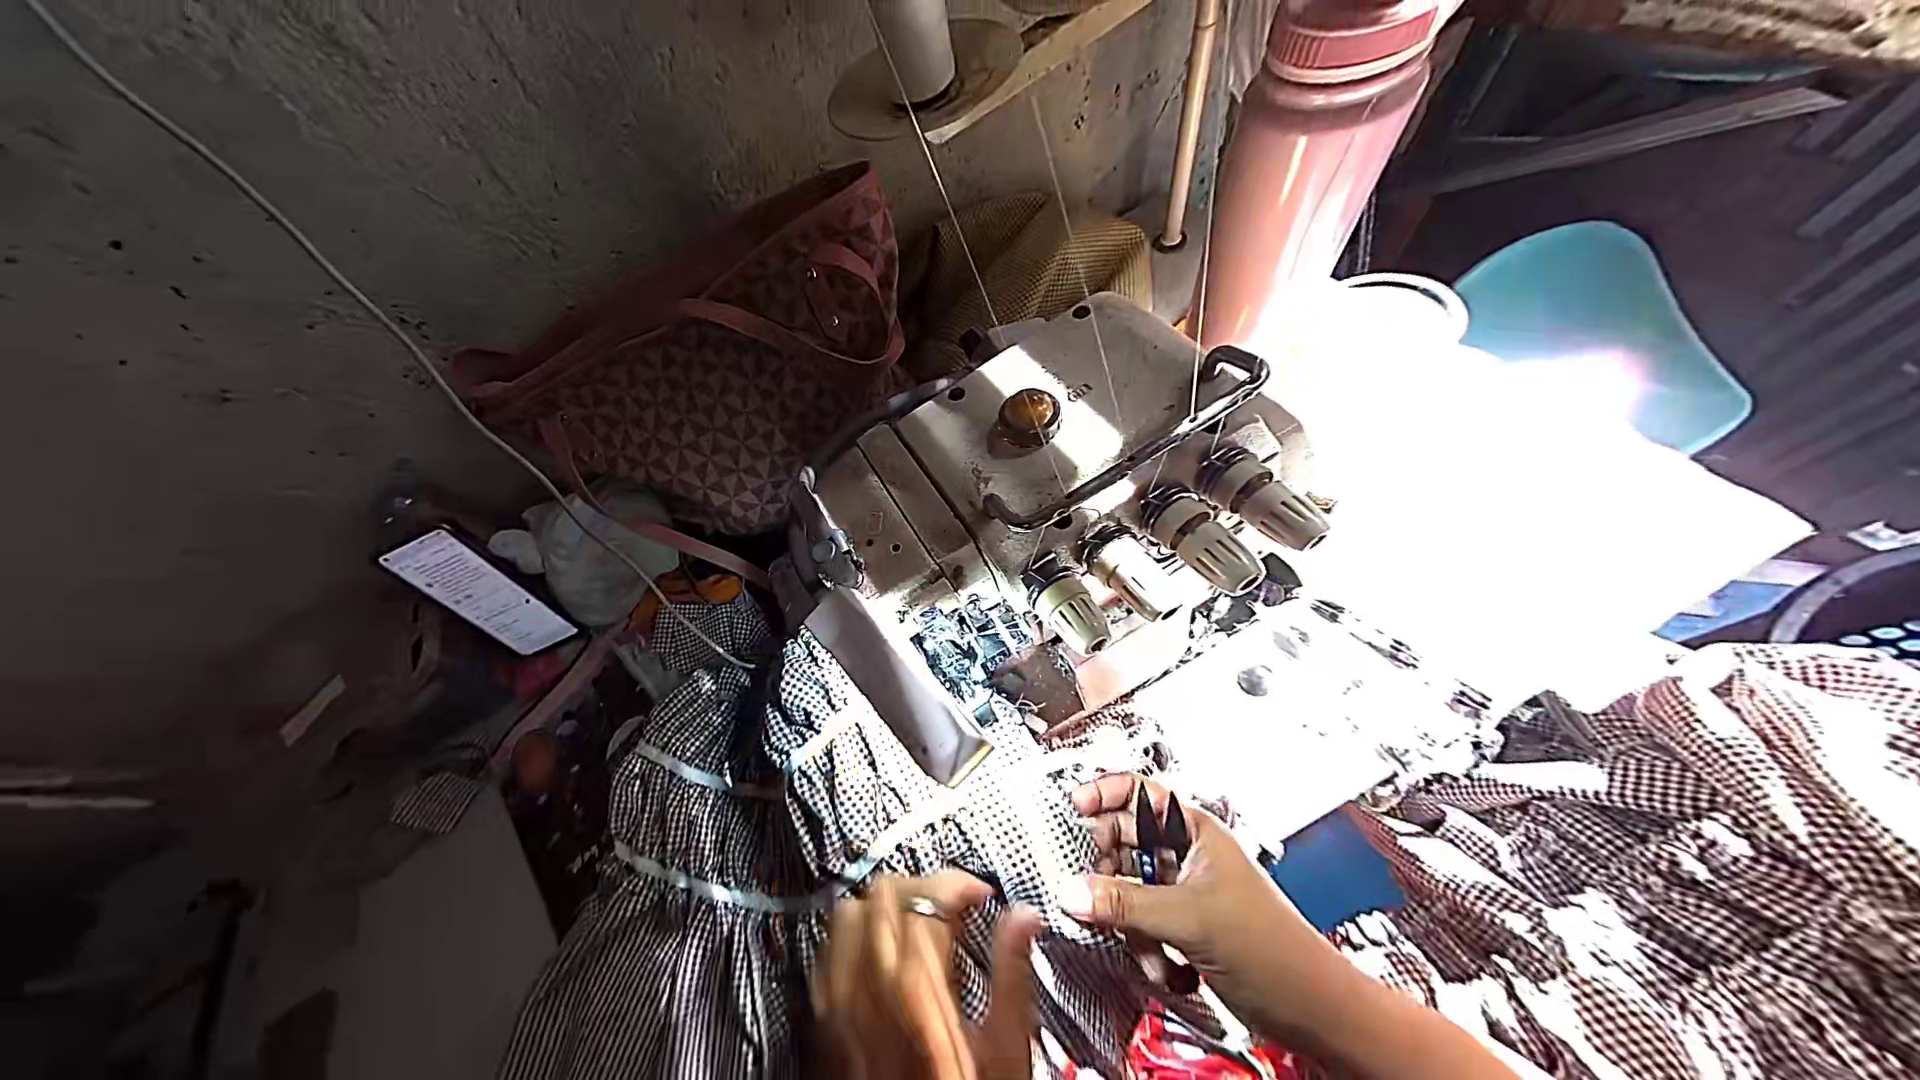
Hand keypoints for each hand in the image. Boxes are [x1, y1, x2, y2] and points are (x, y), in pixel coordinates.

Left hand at [814, 870, 1044, 1079]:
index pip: (929, 896)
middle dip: (925, 886)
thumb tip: (1022, 916)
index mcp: (919, 987)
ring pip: (851, 910)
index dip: (959, 883)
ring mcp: (840, 999)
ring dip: (887, 904)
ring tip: (918, 924)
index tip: (980, 895)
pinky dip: (856, 932)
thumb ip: (1013, 975)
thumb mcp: (1004, 1054)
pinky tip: (882, 951)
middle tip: (952, 907)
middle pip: (887, 892)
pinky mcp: (824, 1016)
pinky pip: (829, 946)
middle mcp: (871, 984)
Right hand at [1056, 773, 1362, 1048]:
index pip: (1138, 792)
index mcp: (1195, 829)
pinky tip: (1164, 964)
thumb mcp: (1189, 918)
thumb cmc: (1276, 949)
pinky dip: (1142, 944)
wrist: (1311, 1011)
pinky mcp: (1180, 923)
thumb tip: (1072, 890)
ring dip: (1129, 921)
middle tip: (1094, 889)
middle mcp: (1186, 852)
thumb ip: (1124, 903)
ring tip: (1148, 944)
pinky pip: (1138, 920)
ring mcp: (1182, 888)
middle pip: (1124, 843)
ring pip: (1128, 887)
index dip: (1104, 792)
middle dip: (1110, 875)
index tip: (1075, 804)